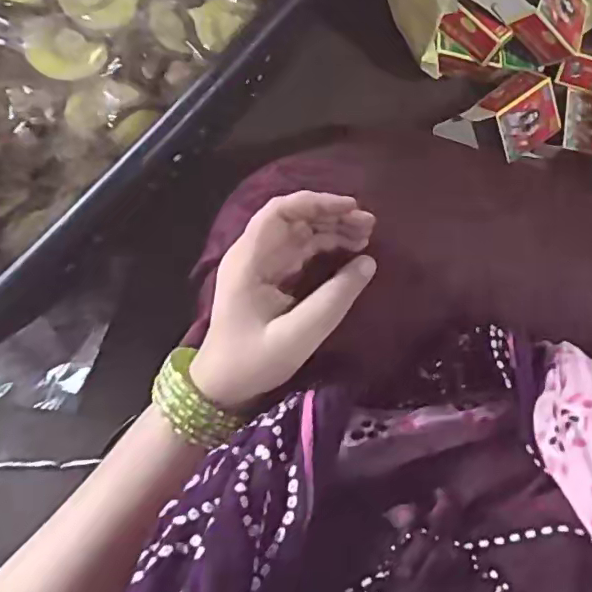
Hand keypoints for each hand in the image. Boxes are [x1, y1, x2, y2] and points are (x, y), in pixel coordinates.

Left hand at [191, 191, 376, 407]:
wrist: (221, 389)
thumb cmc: (252, 362)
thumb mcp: (297, 335)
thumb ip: (334, 299)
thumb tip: (368, 262)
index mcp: (249, 260)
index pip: (279, 211)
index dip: (316, 203)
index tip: (351, 208)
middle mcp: (255, 254)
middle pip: (295, 217)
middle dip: (333, 215)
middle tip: (370, 225)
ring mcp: (264, 264)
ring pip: (302, 231)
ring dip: (334, 229)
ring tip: (367, 235)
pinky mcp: (273, 277)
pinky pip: (303, 250)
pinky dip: (328, 245)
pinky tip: (352, 251)